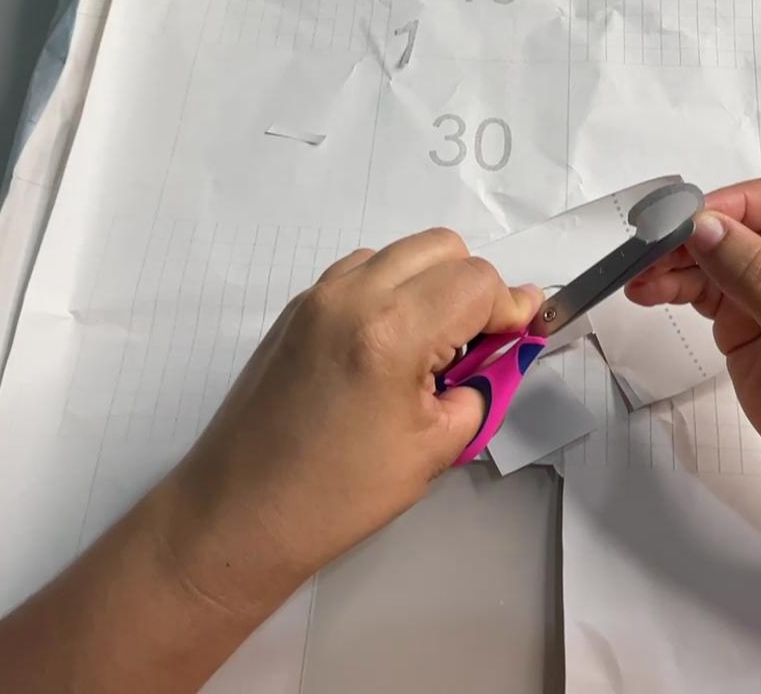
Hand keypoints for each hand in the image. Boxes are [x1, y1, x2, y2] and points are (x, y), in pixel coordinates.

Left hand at [152, 228, 541, 617]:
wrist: (239, 514)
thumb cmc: (341, 495)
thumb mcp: (437, 447)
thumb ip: (483, 385)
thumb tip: (505, 346)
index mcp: (393, 330)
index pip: (477, 282)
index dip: (510, 305)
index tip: (521, 332)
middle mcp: (354, 294)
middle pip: (444, 247)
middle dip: (473, 286)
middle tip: (475, 341)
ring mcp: (320, 294)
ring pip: (402, 251)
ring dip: (431, 282)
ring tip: (428, 343)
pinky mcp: (299, 305)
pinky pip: (363, 269)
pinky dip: (392, 287)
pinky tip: (388, 340)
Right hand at [625, 176, 760, 518]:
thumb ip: (754, 272)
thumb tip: (701, 224)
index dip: (731, 204)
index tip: (686, 220)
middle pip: (738, 227)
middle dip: (692, 234)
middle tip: (647, 246)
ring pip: (713, 259)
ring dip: (673, 263)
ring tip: (638, 275)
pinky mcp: (745, 325)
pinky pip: (703, 293)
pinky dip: (672, 289)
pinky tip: (647, 291)